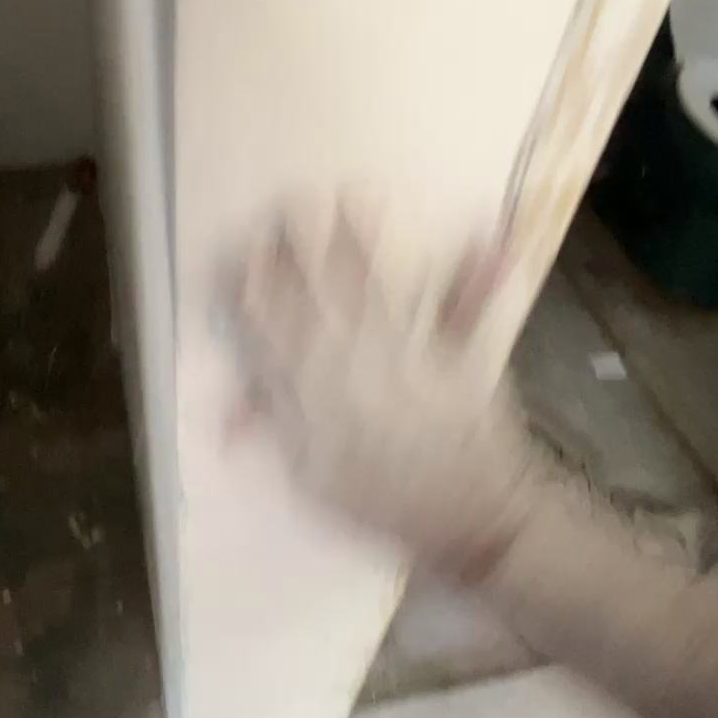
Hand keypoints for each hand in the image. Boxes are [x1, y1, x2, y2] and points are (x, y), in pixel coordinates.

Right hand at [222, 203, 546, 576]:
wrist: (465, 521)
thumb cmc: (380, 503)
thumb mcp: (311, 477)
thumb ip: (274, 429)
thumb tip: (226, 414)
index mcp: (316, 389)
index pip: (275, 325)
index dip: (260, 284)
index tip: (249, 245)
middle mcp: (359, 359)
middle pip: (323, 294)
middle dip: (305, 247)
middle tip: (292, 201)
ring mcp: (414, 352)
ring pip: (380, 288)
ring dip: (367, 244)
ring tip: (356, 196)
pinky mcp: (463, 354)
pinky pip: (472, 310)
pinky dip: (482, 274)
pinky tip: (490, 235)